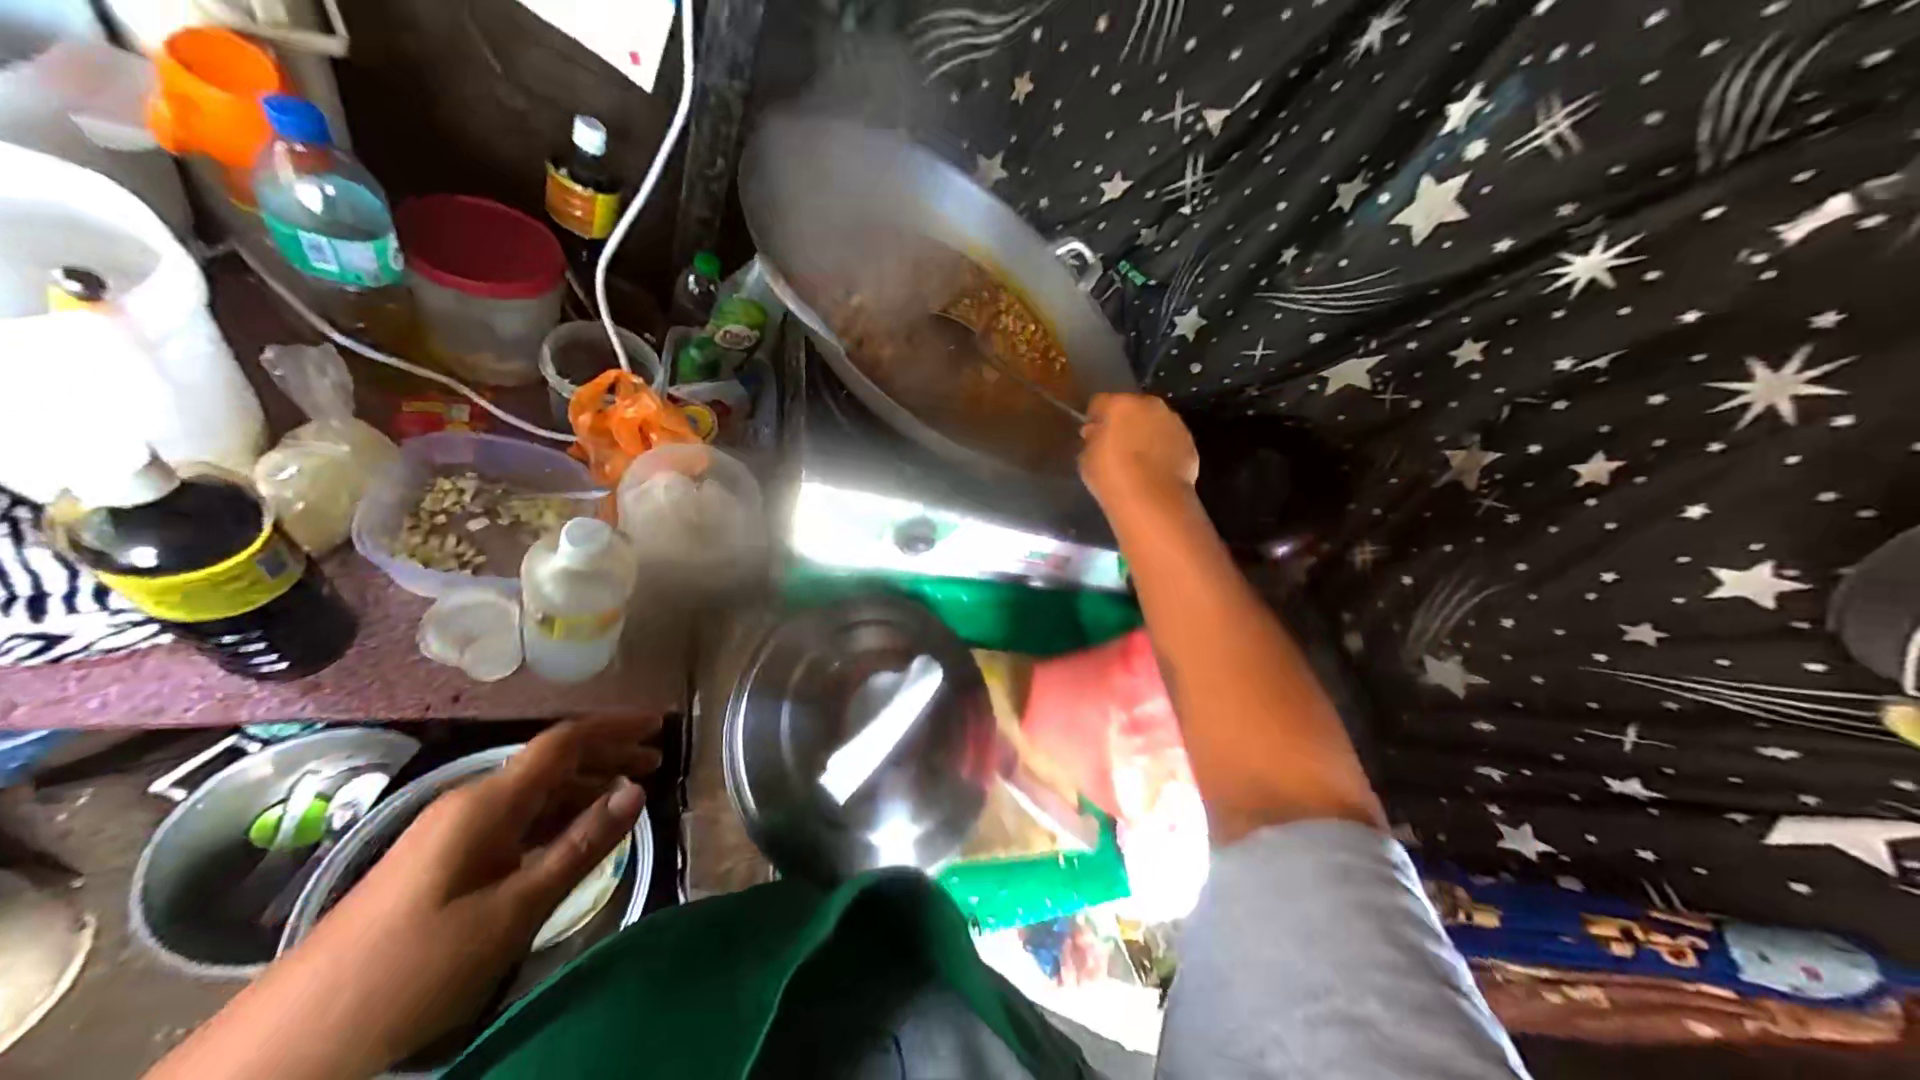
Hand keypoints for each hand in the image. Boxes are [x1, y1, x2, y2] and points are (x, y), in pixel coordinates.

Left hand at [147, 716, 661, 1079]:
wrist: (301, 1032)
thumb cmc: (417, 965)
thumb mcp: (513, 910)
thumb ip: (579, 846)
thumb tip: (636, 792)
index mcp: (487, 804)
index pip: (563, 743)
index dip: (614, 728)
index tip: (659, 724)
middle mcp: (471, 802)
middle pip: (552, 762)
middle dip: (607, 755)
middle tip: (658, 761)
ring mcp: (455, 830)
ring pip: (535, 792)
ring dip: (586, 787)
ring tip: (632, 793)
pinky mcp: (446, 857)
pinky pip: (517, 819)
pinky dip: (558, 815)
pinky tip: (579, 831)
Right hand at [1077, 393, 1200, 517]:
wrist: (1153, 499)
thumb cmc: (1112, 476)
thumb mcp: (1086, 459)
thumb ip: (1092, 439)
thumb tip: (1096, 432)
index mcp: (1119, 404)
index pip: (1100, 402)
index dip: (1095, 418)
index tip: (1091, 434)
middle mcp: (1150, 405)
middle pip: (1132, 408)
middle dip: (1124, 422)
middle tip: (1116, 446)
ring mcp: (1173, 422)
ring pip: (1154, 422)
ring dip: (1146, 434)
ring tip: (1139, 460)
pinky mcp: (1189, 442)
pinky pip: (1170, 440)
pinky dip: (1163, 449)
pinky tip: (1156, 469)